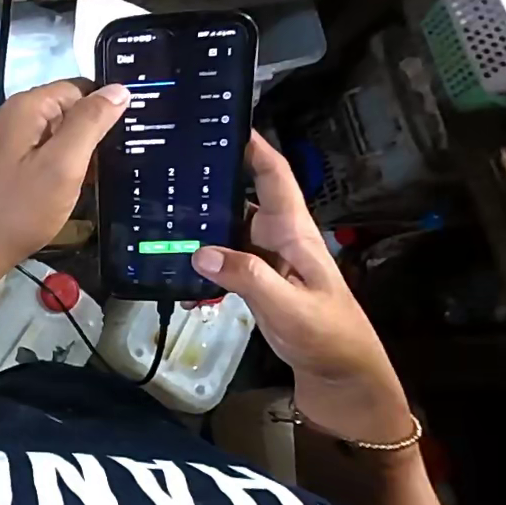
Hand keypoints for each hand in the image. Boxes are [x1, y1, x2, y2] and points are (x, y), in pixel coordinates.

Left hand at [0, 79, 129, 303]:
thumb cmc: (23, 207)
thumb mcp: (64, 163)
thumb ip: (91, 122)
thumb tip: (118, 89)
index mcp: (27, 107)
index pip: (79, 88)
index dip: (104, 107)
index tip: (127, 133)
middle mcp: (17, 116)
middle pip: (70, 108)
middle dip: (94, 130)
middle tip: (116, 159)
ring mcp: (14, 140)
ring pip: (62, 132)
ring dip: (82, 150)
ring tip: (100, 174)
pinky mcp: (14, 162)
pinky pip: (50, 151)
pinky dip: (67, 163)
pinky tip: (79, 184)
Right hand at [189, 134, 410, 439]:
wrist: (344, 383)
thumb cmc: (329, 338)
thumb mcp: (290, 307)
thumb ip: (247, 277)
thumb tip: (198, 251)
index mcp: (295, 233)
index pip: (274, 176)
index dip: (254, 146)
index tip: (222, 121)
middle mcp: (279, 240)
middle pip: (244, 198)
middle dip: (213, 181)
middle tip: (170, 169)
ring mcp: (267, 263)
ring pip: (230, 231)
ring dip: (202, 223)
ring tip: (161, 213)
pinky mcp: (258, 286)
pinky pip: (225, 263)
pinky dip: (203, 263)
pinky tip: (175, 268)